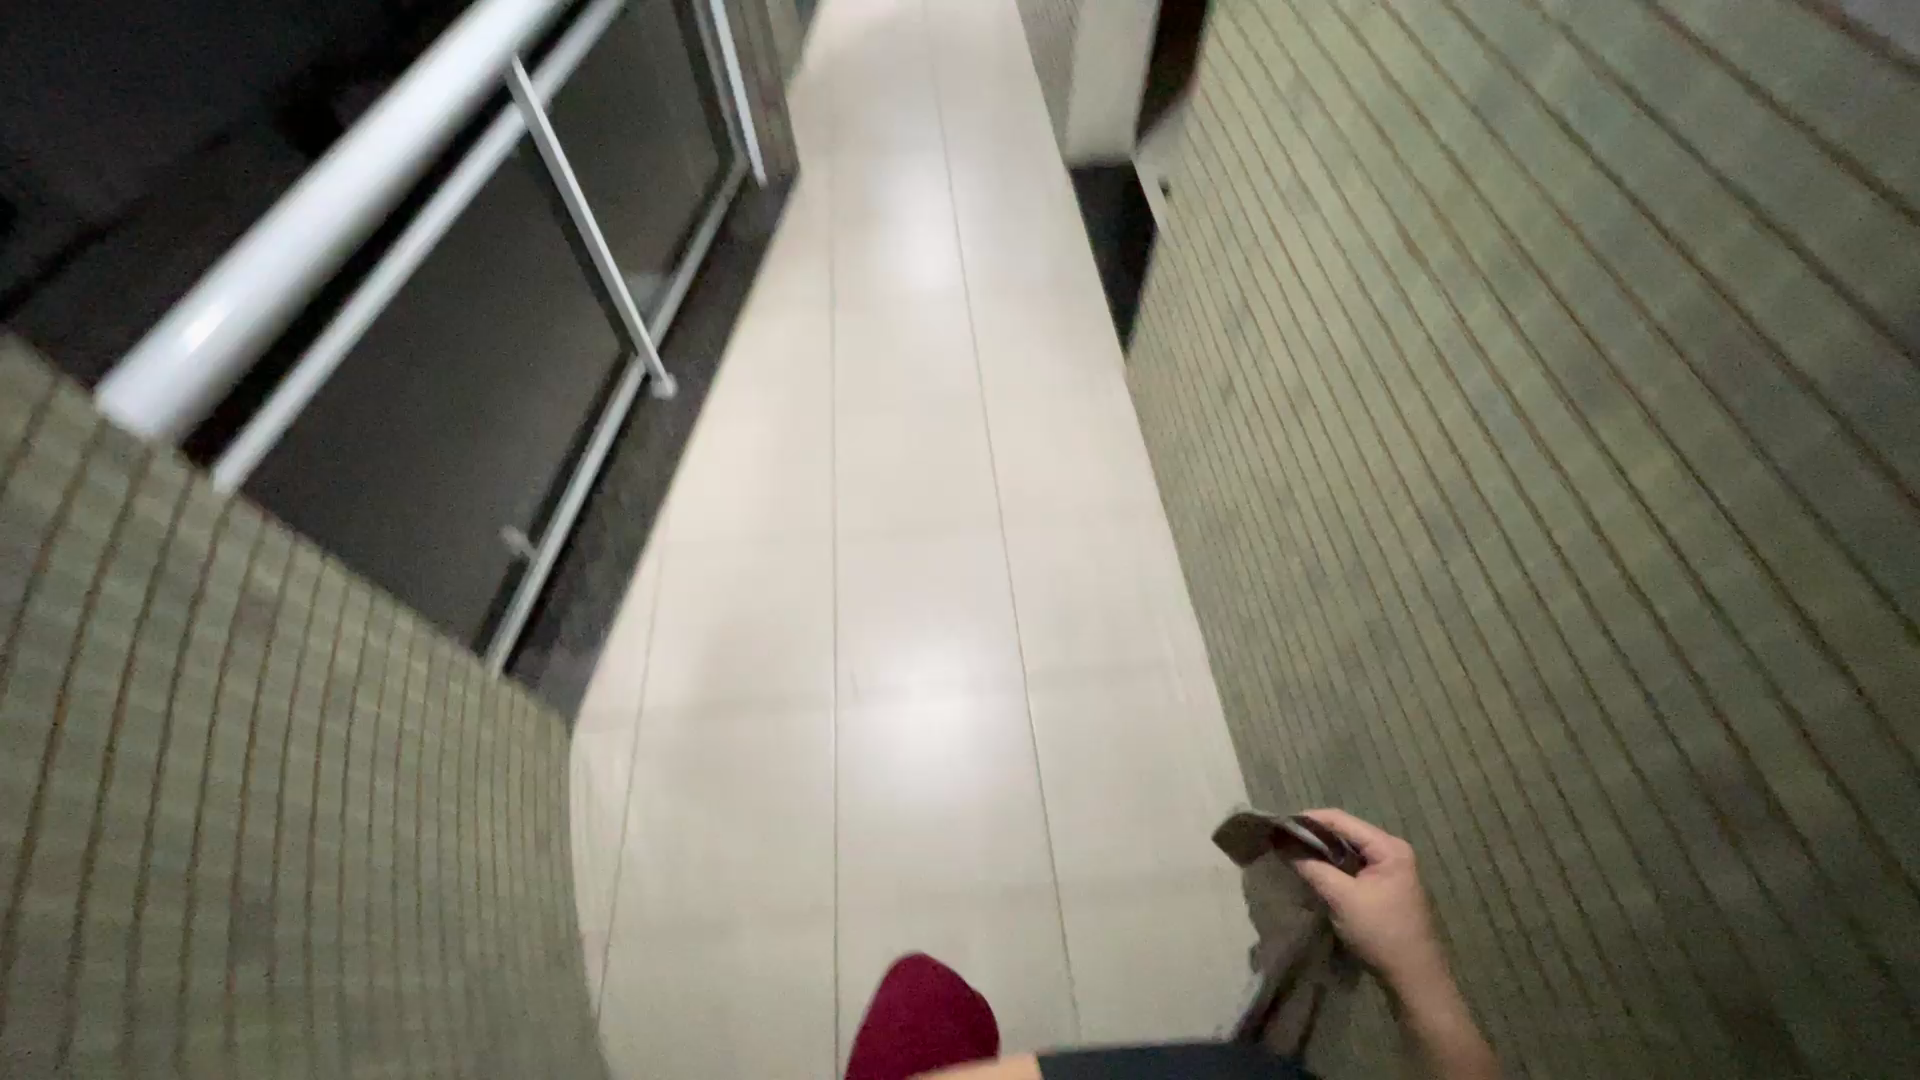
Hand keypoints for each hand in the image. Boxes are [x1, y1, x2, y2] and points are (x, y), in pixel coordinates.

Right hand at [1291, 810, 1499, 1079]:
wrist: (1415, 980)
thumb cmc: (1381, 934)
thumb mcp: (1341, 898)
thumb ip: (1311, 867)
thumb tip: (1282, 845)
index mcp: (1388, 847)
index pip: (1340, 819)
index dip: (1307, 819)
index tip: (1278, 825)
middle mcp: (1392, 850)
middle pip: (1344, 831)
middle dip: (1313, 834)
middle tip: (1282, 840)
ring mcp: (1391, 868)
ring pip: (1347, 848)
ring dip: (1321, 850)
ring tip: (1292, 852)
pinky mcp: (1386, 885)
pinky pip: (1353, 864)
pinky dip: (1332, 864)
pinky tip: (1314, 870)